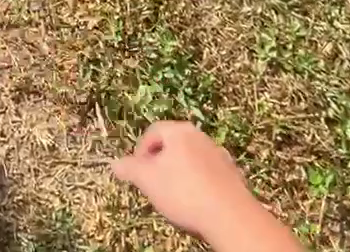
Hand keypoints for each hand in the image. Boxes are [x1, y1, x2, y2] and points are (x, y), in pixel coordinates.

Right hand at [111, 122, 299, 250]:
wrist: (231, 219)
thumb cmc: (184, 192)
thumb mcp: (146, 180)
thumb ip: (128, 168)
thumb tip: (115, 163)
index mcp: (179, 131)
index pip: (151, 133)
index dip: (140, 152)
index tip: (137, 172)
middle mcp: (200, 137)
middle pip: (172, 146)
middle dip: (161, 164)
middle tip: (154, 184)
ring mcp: (220, 156)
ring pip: (191, 161)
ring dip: (181, 174)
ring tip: (175, 196)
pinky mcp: (234, 177)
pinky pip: (209, 176)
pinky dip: (200, 185)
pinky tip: (197, 202)